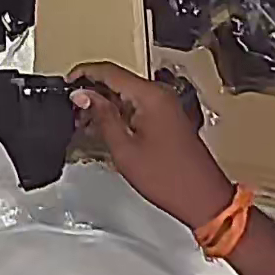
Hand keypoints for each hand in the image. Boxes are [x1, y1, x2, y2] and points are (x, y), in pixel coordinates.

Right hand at [68, 61, 236, 229]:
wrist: (207, 202)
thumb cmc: (170, 179)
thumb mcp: (124, 148)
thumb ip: (101, 115)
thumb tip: (82, 94)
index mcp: (150, 96)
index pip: (108, 71)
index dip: (83, 73)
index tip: (66, 82)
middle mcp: (159, 94)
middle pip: (117, 80)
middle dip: (92, 91)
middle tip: (73, 106)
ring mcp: (165, 105)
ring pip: (125, 92)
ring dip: (104, 102)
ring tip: (84, 120)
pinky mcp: (167, 117)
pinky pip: (136, 104)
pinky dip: (118, 111)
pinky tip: (104, 127)